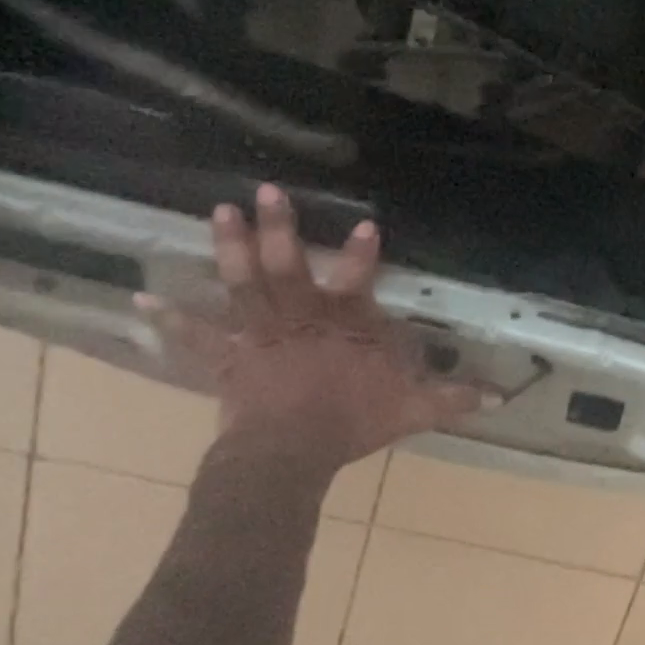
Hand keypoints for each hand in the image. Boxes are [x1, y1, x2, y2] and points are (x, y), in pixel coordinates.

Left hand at [137, 184, 484, 471]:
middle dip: (279, 229)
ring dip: (229, 247)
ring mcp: (262, 335)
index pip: (359, 281)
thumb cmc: (354, 423)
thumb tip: (502, 398)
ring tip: (219, 211)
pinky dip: (171, 319)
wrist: (288, 453)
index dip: (361, 253)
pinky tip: (143, 298)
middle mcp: (302, 319)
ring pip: (244, 284)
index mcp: (348, 327)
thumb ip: (455, 398)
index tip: (364, 223)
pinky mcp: (229, 358)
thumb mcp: (415, 410)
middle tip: (267, 190)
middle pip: (288, 268)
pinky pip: (198, 336)